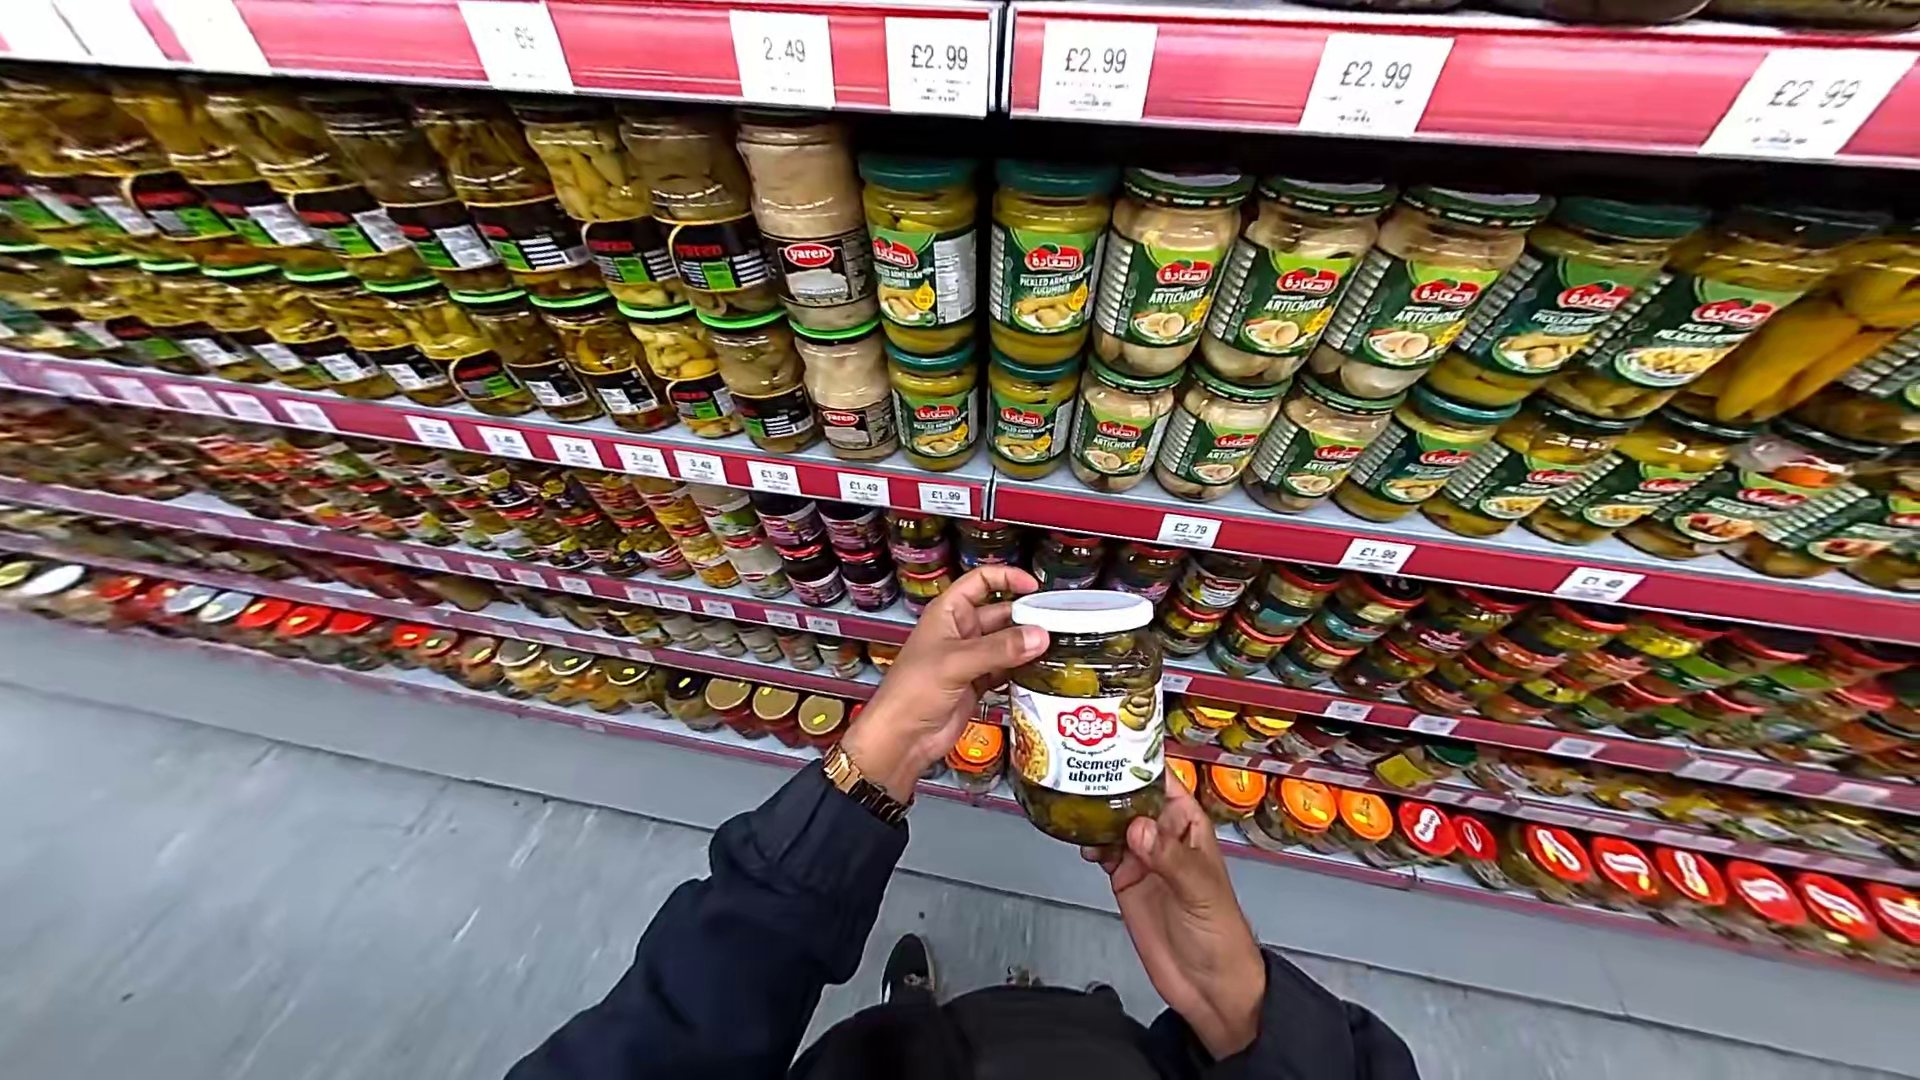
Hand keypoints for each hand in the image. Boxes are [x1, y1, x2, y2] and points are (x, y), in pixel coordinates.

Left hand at [839, 565, 1046, 801]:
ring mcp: (970, 658)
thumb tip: (1040, 636)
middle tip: (1056, 625)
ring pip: (1005, 643)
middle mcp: (960, 631)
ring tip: (1056, 647)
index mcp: (948, 613)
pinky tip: (1040, 671)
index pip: (980, 581)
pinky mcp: (977, 683)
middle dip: (1025, 617)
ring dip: (1026, 645)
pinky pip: (1006, 669)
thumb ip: (999, 649)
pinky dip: (1022, 669)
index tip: (1034, 586)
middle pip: (1000, 614)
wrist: (901, 738)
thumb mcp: (956, 662)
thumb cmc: (914, 690)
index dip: (1007, 577)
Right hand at [1083, 774, 1265, 1060]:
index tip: (1114, 743)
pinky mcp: (1123, 876)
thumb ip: (1170, 858)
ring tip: (1074, 799)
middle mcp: (1160, 833)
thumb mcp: (1200, 891)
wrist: (1208, 989)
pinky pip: (1100, 848)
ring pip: (1111, 818)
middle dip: (1108, 780)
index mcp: (1186, 824)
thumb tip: (1138, 828)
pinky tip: (1079, 839)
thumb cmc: (1222, 935)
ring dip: (1093, 809)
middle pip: (1130, 794)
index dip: (1141, 759)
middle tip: (1081, 765)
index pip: (1162, 779)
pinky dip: (1087, 841)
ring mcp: (1140, 854)